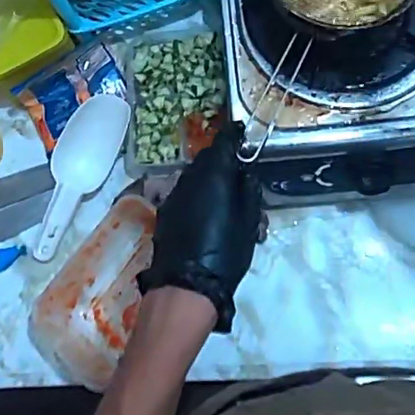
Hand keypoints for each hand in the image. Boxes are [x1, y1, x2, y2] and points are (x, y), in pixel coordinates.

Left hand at [137, 123, 259, 332]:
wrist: (186, 283)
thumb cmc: (225, 251)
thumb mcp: (248, 222)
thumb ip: (247, 191)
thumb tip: (244, 173)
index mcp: (213, 174)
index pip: (223, 142)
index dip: (234, 135)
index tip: (242, 132)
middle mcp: (189, 177)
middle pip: (207, 159)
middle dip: (222, 161)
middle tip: (239, 174)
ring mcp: (174, 193)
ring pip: (195, 176)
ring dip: (209, 180)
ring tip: (225, 201)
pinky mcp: (166, 210)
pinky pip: (185, 193)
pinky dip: (197, 195)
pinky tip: (207, 215)